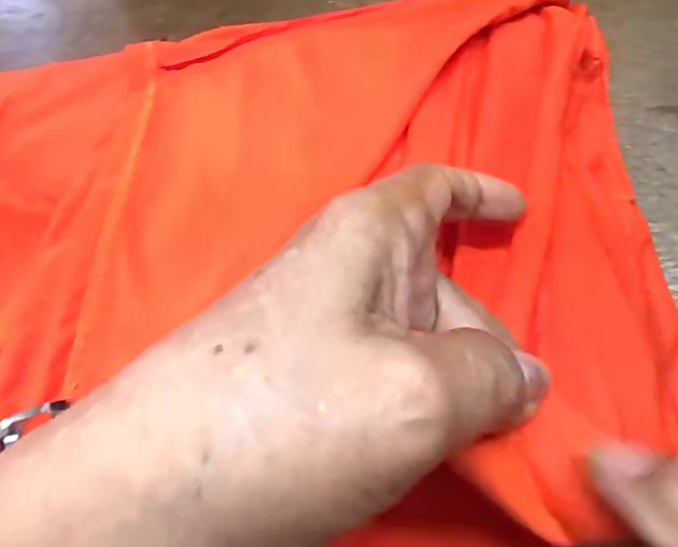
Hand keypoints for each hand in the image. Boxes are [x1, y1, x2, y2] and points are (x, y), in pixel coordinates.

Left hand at [0, 165, 549, 546]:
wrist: (148, 490)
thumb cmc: (291, 411)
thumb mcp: (417, 396)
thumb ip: (490, 379)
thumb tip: (529, 377)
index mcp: (371, 231)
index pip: (435, 186)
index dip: (482, 191)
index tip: (522, 210)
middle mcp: (345, 261)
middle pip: (440, 278)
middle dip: (487, 333)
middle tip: (524, 405)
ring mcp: (321, 317)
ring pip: (416, 332)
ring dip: (456, 376)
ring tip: (486, 434)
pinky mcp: (303, 370)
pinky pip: (387, 367)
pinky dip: (422, 396)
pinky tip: (435, 442)